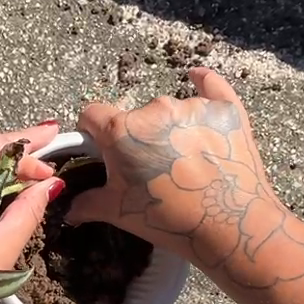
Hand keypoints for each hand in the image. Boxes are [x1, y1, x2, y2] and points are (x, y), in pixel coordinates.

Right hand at [68, 68, 303, 288]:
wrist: (233, 227)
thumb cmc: (169, 219)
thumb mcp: (118, 213)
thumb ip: (87, 203)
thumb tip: (71, 209)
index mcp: (121, 131)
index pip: (91, 115)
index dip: (91, 132)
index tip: (100, 149)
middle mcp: (154, 110)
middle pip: (132, 117)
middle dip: (133, 138)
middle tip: (146, 170)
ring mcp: (192, 107)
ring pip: (167, 111)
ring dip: (167, 129)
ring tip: (182, 163)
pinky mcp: (225, 111)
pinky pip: (211, 87)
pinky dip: (203, 85)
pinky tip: (196, 77)